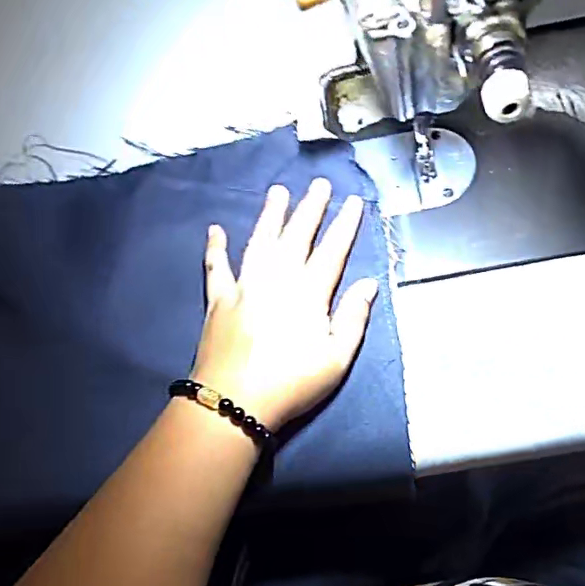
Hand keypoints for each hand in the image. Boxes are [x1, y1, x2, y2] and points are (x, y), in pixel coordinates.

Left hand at [188, 178, 379, 429]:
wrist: (234, 401)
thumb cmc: (293, 383)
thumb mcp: (337, 358)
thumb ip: (353, 318)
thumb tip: (369, 284)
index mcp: (309, 293)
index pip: (332, 251)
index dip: (345, 226)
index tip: (353, 203)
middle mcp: (276, 280)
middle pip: (296, 237)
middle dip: (310, 209)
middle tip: (320, 185)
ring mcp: (244, 286)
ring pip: (259, 241)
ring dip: (270, 215)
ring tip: (279, 191)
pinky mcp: (219, 300)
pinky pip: (217, 267)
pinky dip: (216, 247)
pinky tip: (215, 230)